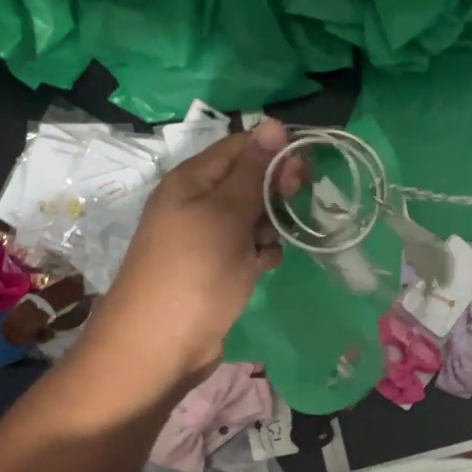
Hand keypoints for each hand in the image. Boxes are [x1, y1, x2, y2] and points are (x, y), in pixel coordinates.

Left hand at [82, 118, 304, 383]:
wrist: (160, 346)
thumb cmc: (193, 273)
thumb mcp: (225, 216)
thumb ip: (253, 172)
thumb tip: (275, 124)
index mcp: (192, 181)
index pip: (241, 146)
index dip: (277, 151)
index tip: (311, 166)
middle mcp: (198, 203)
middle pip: (250, 180)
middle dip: (277, 189)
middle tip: (298, 204)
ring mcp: (208, 238)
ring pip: (256, 215)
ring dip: (273, 224)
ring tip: (275, 241)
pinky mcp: (219, 268)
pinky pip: (251, 248)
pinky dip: (263, 253)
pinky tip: (264, 266)